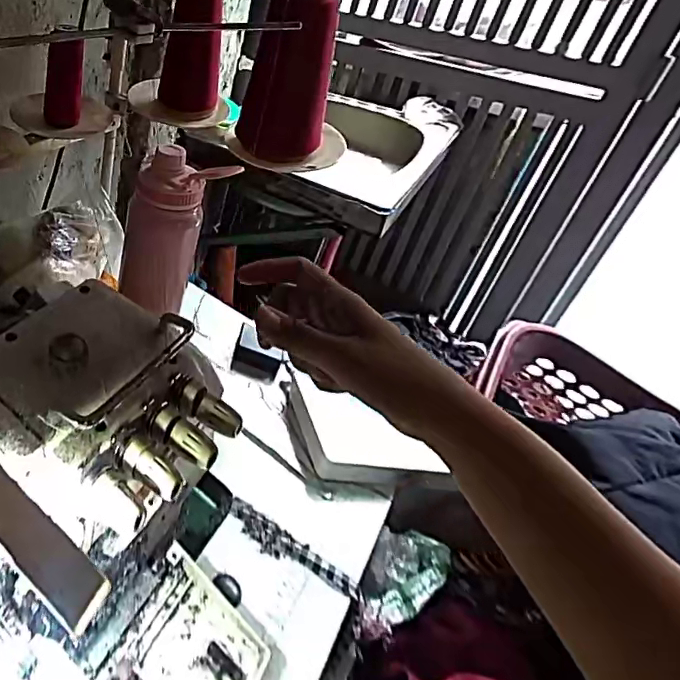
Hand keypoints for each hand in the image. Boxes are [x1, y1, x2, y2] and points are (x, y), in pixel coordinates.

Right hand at [238, 256, 471, 439]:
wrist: (436, 410)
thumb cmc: (401, 377)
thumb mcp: (339, 357)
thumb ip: (296, 336)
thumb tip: (261, 315)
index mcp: (340, 302)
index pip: (297, 270)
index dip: (268, 269)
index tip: (243, 278)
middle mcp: (340, 315)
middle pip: (293, 304)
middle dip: (280, 324)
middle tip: (277, 343)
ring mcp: (344, 337)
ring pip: (303, 335)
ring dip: (302, 354)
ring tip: (324, 371)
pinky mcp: (349, 360)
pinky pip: (317, 358)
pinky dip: (318, 372)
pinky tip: (338, 384)